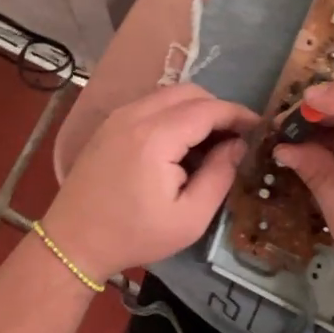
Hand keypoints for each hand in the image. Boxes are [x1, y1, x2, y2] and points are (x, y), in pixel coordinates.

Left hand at [41, 84, 258, 280]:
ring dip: (194, 109)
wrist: (73, 240)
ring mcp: (118, 116)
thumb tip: (238, 146)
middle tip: (236, 137)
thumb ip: (219, 176)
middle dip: (217, 109)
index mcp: (156, 137)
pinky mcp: (109, 124)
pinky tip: (179, 144)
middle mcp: (135, 115)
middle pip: (188, 92)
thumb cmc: (134, 235)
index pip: (208, 109)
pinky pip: (149, 104)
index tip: (259, 128)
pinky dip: (172, 113)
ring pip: (167, 95)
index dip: (238, 114)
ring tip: (211, 142)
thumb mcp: (189, 218)